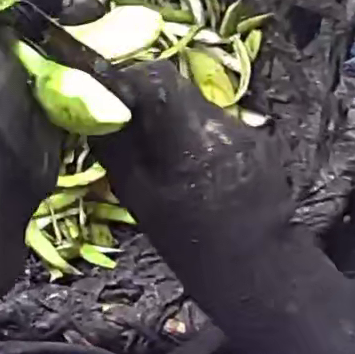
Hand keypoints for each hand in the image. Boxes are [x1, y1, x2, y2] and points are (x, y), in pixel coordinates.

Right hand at [92, 62, 354, 353]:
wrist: (262, 275)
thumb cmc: (190, 244)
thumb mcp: (137, 196)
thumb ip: (114, 145)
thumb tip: (92, 108)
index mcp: (191, 140)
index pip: (156, 77)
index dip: (125, 79)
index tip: (105, 96)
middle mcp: (223, 124)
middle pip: (174, 87)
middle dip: (143, 98)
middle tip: (122, 122)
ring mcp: (244, 129)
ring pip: (191, 103)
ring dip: (167, 116)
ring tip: (155, 150)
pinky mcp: (257, 138)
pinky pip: (210, 121)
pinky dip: (189, 131)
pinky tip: (186, 163)